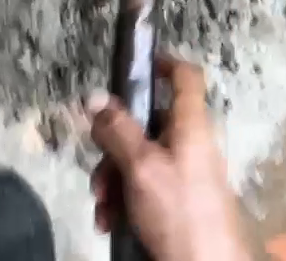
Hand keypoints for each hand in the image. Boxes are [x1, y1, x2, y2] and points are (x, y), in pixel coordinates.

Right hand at [89, 59, 251, 260]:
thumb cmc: (180, 215)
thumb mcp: (141, 168)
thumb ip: (116, 130)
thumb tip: (94, 95)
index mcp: (190, 126)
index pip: (185, 76)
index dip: (161, 62)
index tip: (132, 66)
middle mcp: (190, 146)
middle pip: (146, 123)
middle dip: (113, 144)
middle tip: (98, 166)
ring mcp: (187, 178)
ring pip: (140, 159)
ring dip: (113, 179)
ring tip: (103, 206)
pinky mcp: (181, 206)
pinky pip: (145, 189)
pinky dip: (124, 201)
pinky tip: (110, 223)